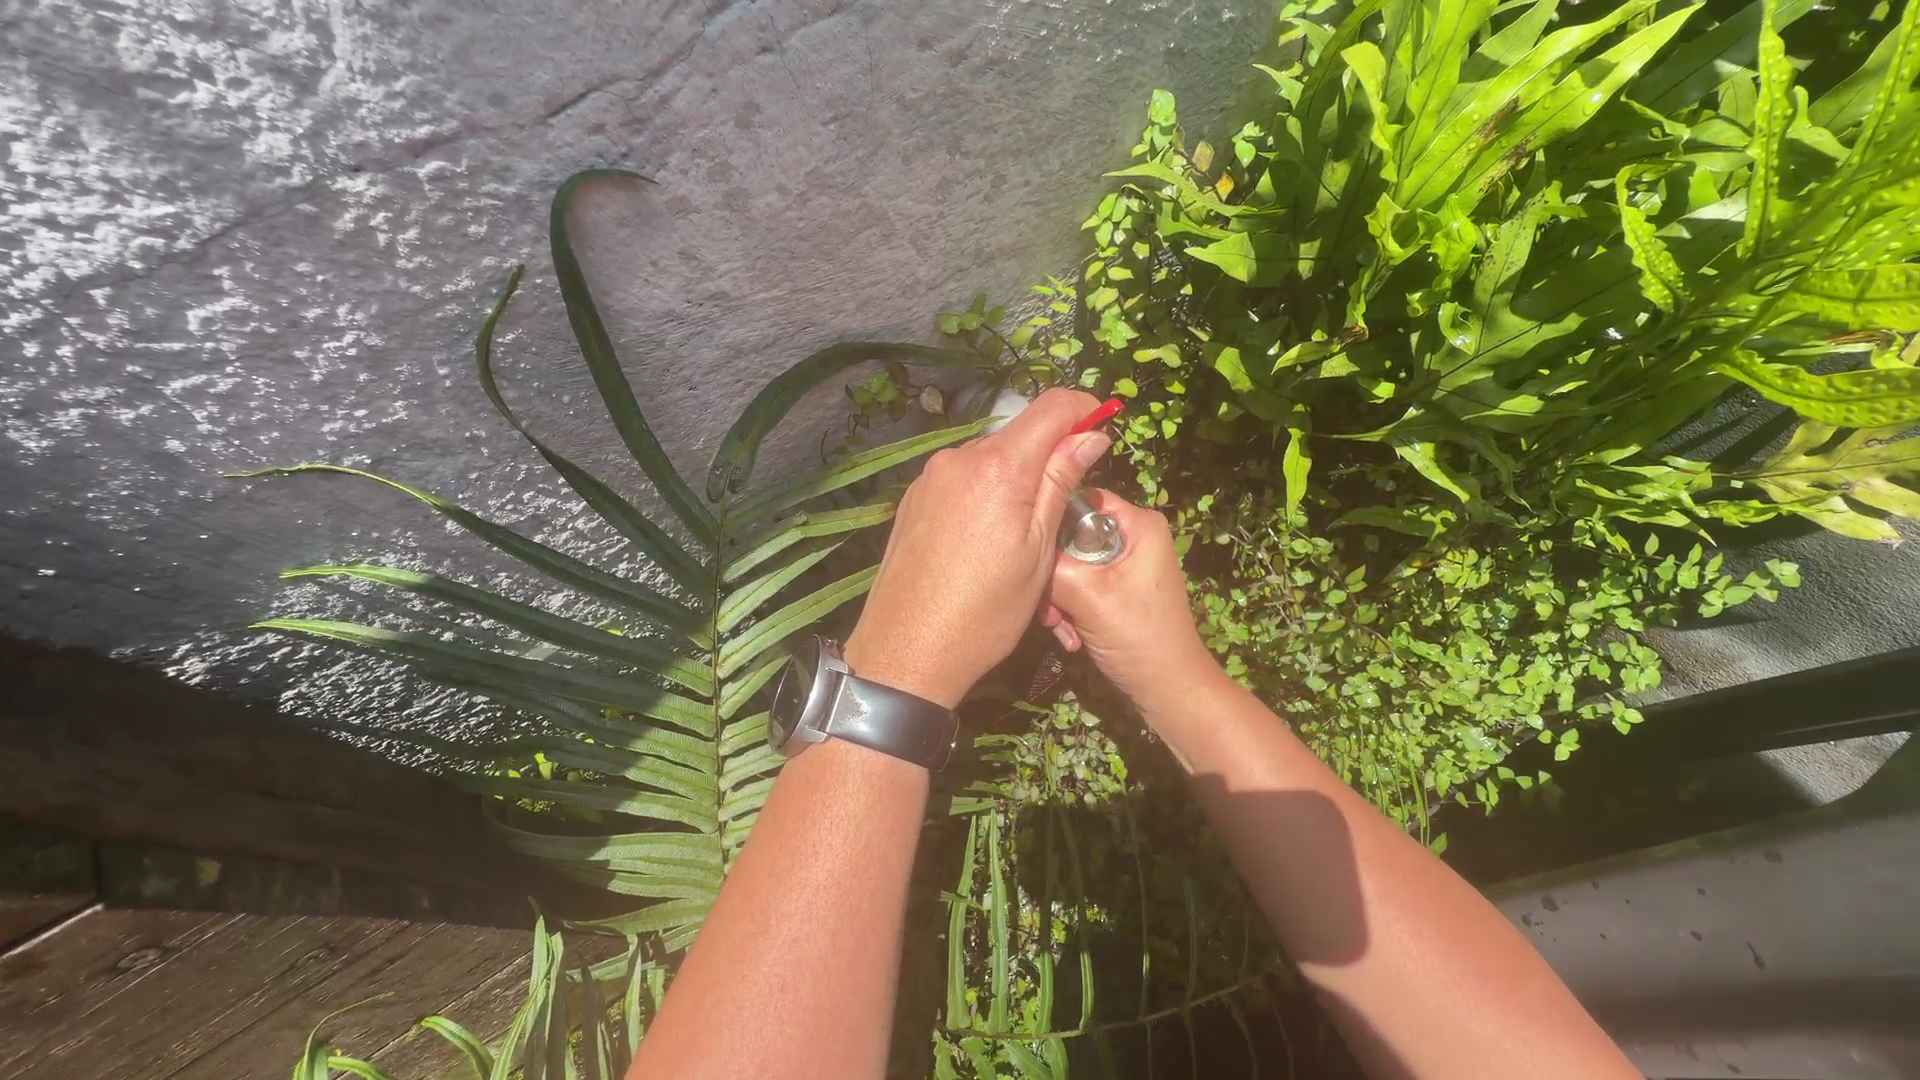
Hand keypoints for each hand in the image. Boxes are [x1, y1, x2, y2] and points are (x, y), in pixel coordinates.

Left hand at [844, 388, 1109, 708]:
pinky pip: (961, 481)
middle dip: (1048, 458)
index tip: (1102, 430)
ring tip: (1018, 541)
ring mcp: (929, 478)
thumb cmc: (986, 612)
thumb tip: (1092, 435)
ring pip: (989, 461)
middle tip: (1062, 512)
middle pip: (1018, 435)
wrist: (906, 652)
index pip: (1052, 407)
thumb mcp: (1039, 551)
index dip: (1085, 410)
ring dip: (1014, 482)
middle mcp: (957, 459)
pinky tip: (982, 543)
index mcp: (997, 467)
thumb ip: (1062, 482)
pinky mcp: (912, 500)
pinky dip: (984, 496)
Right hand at [1042, 490, 1217, 709]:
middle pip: (1072, 536)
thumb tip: (1020, 548)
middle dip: (1054, 575)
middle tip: (1049, 609)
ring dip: (1058, 599)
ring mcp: (1126, 564)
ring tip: (1060, 628)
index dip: (1052, 522)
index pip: (1081, 500)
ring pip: (1071, 565)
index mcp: (1139, 524)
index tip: (1032, 554)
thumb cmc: (1138, 638)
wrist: (1168, 690)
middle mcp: (1134, 537)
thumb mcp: (1089, 596)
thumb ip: (1053, 565)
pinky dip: (1070, 610)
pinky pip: (1080, 586)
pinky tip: (1070, 636)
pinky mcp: (1117, 589)